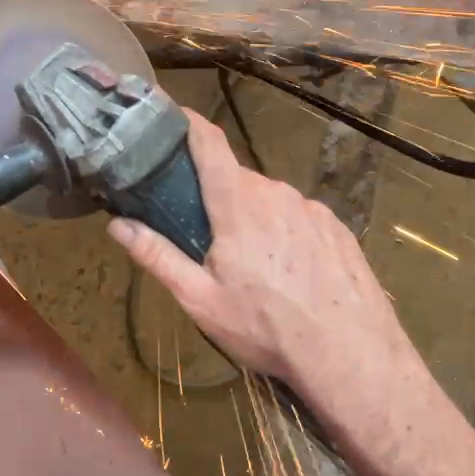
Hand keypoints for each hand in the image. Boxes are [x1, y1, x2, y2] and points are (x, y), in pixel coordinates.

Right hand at [106, 109, 417, 395]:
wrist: (358, 365)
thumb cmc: (268, 329)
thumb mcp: (201, 299)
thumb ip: (156, 256)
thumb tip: (117, 224)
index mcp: (238, 203)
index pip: (209, 142)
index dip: (187, 121)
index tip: (168, 110)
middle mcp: (275, 193)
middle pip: (234, 177)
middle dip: (214, 194)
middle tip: (202, 231)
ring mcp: (311, 210)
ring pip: (267, 198)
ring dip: (250, 215)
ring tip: (250, 261)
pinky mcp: (338, 229)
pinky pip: (297, 216)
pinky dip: (283, 230)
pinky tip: (288, 271)